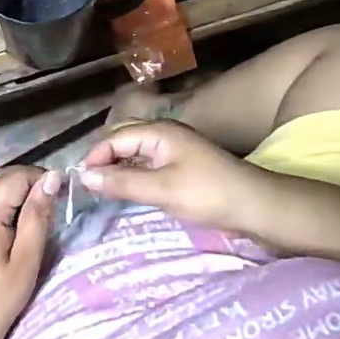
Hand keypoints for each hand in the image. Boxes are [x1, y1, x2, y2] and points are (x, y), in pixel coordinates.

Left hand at [0, 165, 58, 338]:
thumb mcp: (26, 261)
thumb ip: (37, 216)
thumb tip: (52, 178)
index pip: (15, 176)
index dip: (40, 178)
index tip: (62, 192)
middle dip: (26, 180)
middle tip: (50, 201)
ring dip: (11, 190)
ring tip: (34, 212)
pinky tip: (10, 224)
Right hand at [79, 121, 270, 234]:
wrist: (259, 207)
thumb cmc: (209, 194)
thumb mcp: (162, 190)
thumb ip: (122, 182)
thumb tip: (84, 177)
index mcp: (158, 131)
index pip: (113, 138)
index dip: (94, 158)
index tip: (80, 184)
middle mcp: (164, 132)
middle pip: (122, 138)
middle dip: (103, 158)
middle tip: (90, 186)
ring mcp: (174, 147)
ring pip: (134, 150)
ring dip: (118, 166)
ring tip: (105, 190)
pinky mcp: (182, 163)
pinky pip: (147, 160)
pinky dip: (133, 172)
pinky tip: (129, 190)